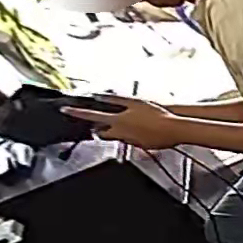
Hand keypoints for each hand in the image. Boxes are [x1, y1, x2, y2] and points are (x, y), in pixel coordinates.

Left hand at [61, 94, 181, 150]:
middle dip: (98, 130)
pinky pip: (135, 142)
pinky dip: (135, 138)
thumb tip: (99, 96)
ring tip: (128, 128)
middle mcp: (121, 132)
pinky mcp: (145, 146)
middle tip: (100, 126)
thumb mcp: (135, 102)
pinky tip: (145, 133)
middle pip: (101, 133)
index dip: (75, 112)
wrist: (178, 129)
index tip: (65, 110)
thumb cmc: (159, 115)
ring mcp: (133, 141)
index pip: (89, 115)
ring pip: (118, 138)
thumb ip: (115, 99)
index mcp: (116, 120)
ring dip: (118, 133)